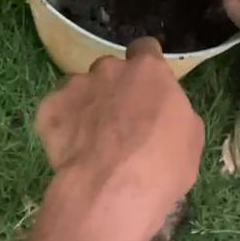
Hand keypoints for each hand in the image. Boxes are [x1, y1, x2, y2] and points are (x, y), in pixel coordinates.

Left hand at [33, 39, 204, 240]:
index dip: (145, 66)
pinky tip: (71, 151)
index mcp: (147, 70)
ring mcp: (75, 86)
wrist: (112, 191)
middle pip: (110, 70)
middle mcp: (109, 69)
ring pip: (80, 89)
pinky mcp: (49, 109)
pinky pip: (56, 111)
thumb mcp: (190, 137)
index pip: (145, 49)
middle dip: (113, 88)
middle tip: (118, 122)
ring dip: (86, 105)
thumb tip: (165, 112)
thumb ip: (174, 111)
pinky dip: (62, 126)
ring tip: (90, 140)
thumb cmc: (162, 165)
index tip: (146, 84)